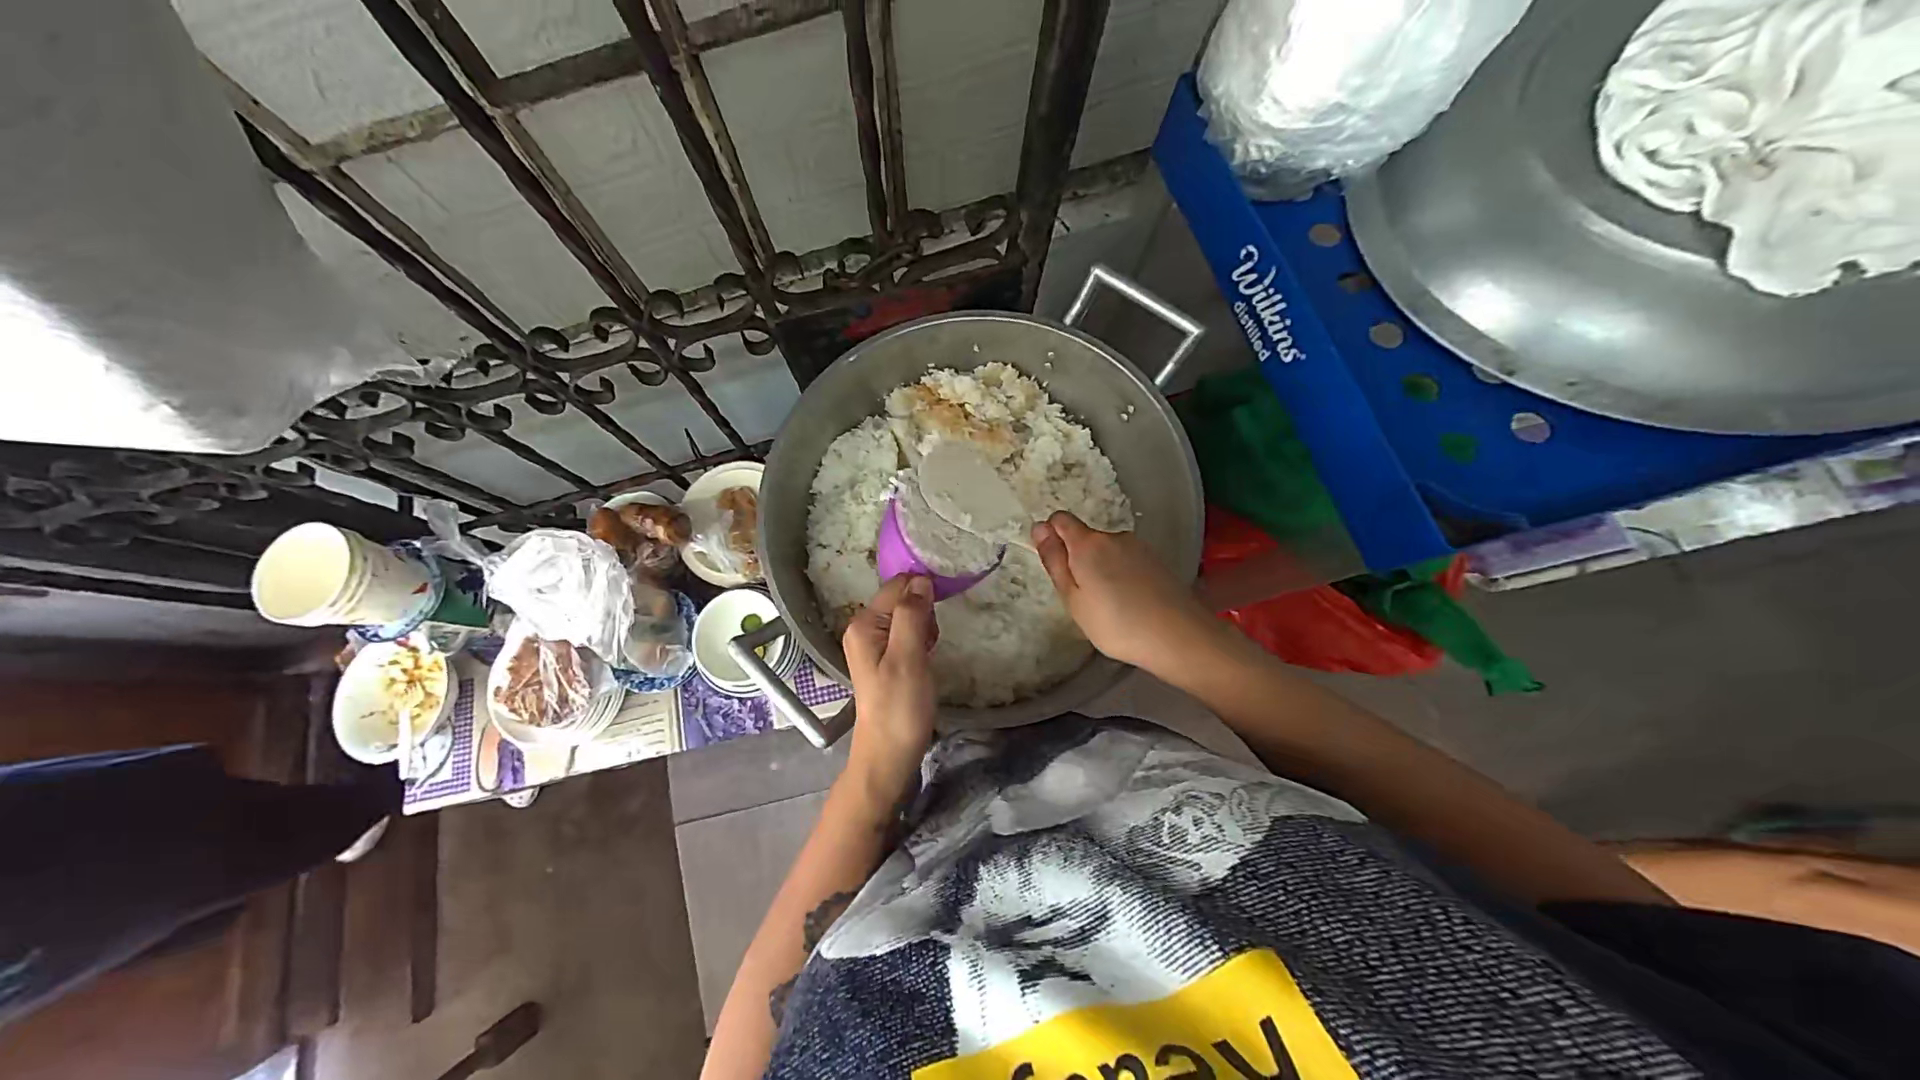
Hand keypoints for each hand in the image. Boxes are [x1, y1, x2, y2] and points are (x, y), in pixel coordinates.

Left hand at [842, 574, 938, 793]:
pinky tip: (924, 661)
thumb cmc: (900, 707)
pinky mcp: (885, 659)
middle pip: (902, 599)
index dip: (922, 593)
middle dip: (924, 614)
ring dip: (925, 629)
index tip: (937, 616)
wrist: (889, 754)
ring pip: (908, 617)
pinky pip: (907, 635)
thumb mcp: (908, 657)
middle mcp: (863, 629)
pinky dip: (921, 643)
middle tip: (928, 644)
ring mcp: (873, 645)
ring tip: (926, 656)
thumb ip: (912, 615)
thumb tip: (921, 579)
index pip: (897, 586)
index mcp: (863, 624)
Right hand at [1031, 511, 1221, 674]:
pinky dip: (1122, 577)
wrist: (1177, 636)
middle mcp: (1114, 537)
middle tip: (1082, 598)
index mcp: (1087, 543)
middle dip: (1078, 560)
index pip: (1061, 520)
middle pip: (1086, 538)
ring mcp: (1139, 548)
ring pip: (1108, 552)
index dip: (1052, 536)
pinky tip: (1130, 604)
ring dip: (1102, 570)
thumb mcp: (1073, 598)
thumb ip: (1055, 561)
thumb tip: (1039, 527)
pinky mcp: (1157, 562)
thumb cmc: (1115, 623)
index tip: (1055, 565)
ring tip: (1109, 606)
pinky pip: (1128, 562)